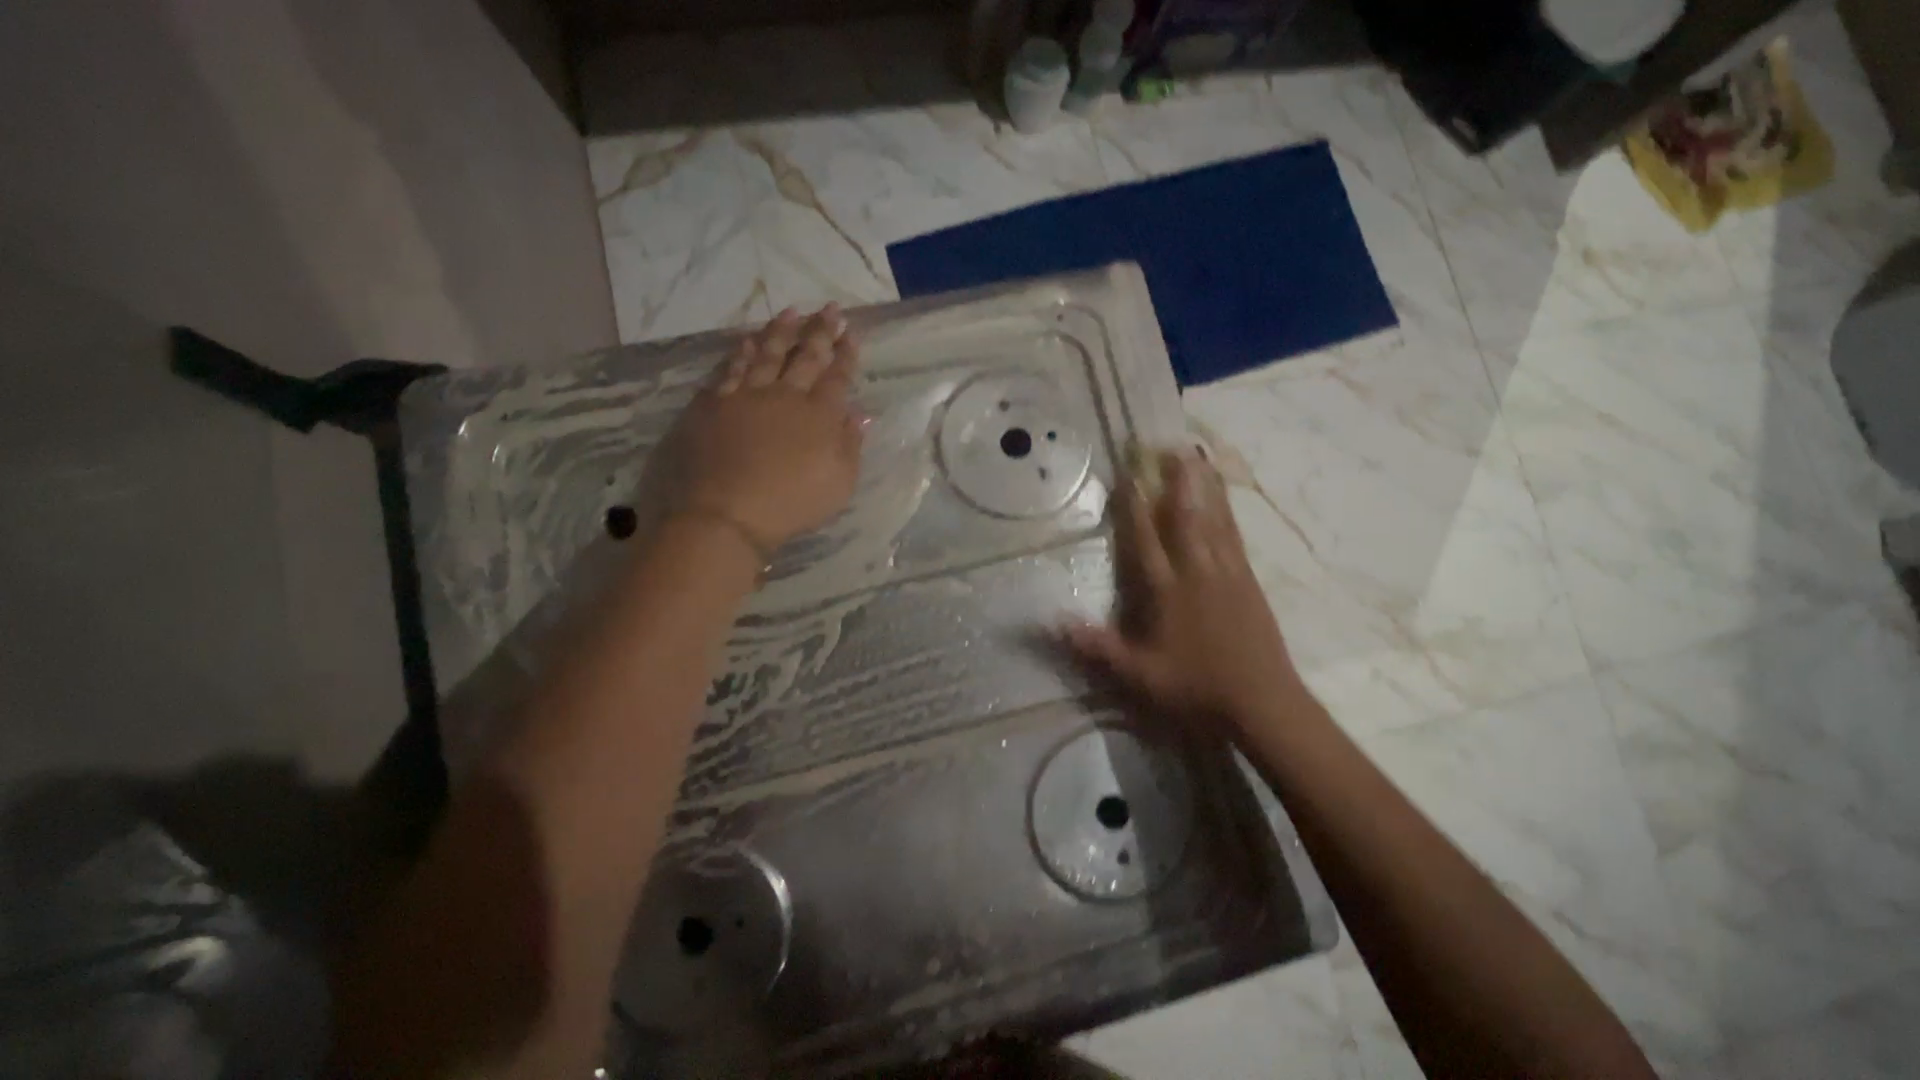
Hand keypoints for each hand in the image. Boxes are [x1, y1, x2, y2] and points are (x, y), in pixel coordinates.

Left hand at [672, 305, 864, 552]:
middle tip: (829, 308)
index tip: (851, 332)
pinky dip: (741, 352)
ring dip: (781, 332)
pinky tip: (746, 341)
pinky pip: (730, 369)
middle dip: (820, 331)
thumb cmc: (791, 504)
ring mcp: (746, 396)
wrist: (726, 512)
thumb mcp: (839, 484)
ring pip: (767, 354)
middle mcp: (785, 395)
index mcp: (819, 415)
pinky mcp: (713, 404)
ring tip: (790, 312)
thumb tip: (858, 414)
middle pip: (806, 356)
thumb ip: (850, 446)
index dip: (845, 354)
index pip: (837, 377)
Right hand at [1061, 448, 1306, 728]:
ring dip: (1206, 487)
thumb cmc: (1197, 688)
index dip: (1134, 505)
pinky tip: (1226, 502)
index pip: (1145, 539)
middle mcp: (1198, 572)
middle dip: (1178, 480)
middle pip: (1187, 516)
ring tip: (1200, 458)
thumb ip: (1098, 646)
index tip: (1127, 474)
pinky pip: (1235, 536)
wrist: (1263, 702)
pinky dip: (1228, 512)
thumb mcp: (1140, 675)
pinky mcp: (1249, 582)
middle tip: (1173, 447)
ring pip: (1215, 520)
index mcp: (1168, 591)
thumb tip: (1052, 623)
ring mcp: (1228, 574)